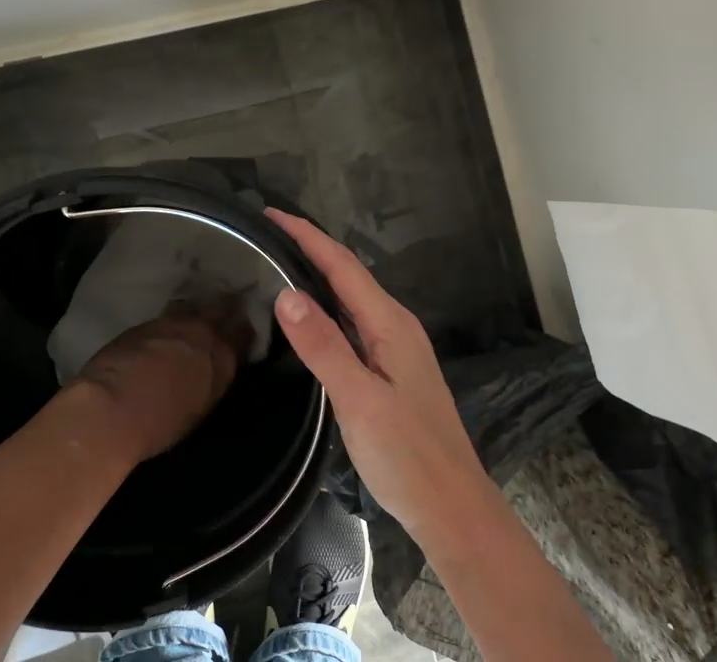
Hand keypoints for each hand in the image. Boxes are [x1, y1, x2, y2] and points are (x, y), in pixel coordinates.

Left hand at [71, 300, 251, 463]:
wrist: (112, 409)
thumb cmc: (161, 424)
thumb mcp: (200, 407)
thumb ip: (210, 382)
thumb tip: (207, 373)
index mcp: (223, 358)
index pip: (245, 332)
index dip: (244, 331)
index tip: (241, 334)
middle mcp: (203, 332)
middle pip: (223, 306)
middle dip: (226, 307)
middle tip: (225, 310)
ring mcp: (171, 323)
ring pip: (191, 305)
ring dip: (192, 312)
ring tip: (188, 321)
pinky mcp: (142, 323)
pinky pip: (162, 317)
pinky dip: (165, 324)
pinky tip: (158, 336)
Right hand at [265, 208, 491, 533]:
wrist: (450, 503)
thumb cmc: (407, 453)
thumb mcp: (359, 400)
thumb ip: (324, 346)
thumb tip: (287, 292)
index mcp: (391, 324)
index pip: (343, 266)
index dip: (307, 236)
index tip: (270, 213)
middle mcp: (396, 327)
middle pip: (349, 276)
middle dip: (310, 249)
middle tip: (266, 234)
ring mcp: (396, 349)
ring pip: (352, 300)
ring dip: (319, 277)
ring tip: (279, 263)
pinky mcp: (391, 371)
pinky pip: (354, 325)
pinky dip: (327, 310)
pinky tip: (309, 320)